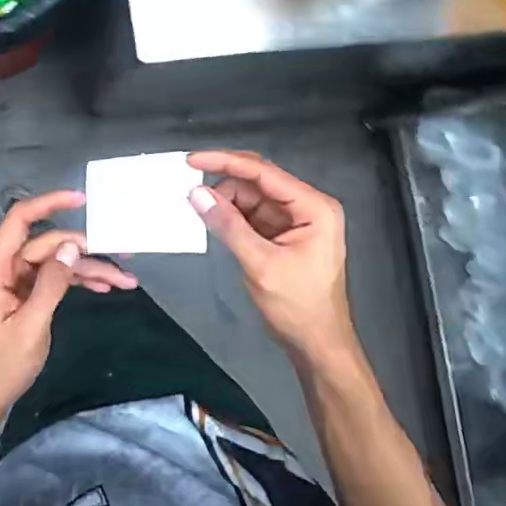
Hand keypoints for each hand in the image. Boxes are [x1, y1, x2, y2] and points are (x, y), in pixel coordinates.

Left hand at [0, 190, 136, 468]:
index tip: (81, 199)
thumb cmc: (1, 365)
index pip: (19, 222)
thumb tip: (71, 248)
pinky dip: (77, 282)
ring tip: (123, 280)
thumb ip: (51, 285)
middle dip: (83, 250)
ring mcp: (14, 282)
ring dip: (86, 269)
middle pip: (46, 245)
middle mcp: (4, 269)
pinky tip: (104, 286)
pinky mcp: (25, 296)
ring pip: (54, 263)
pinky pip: (53, 280)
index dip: (48, 204)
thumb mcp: (30, 326)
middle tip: (122, 257)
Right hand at [188, 151, 356, 364]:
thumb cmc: (298, 305)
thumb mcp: (259, 264)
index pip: (264, 173)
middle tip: (188, 186)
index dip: (226, 162)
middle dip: (223, 180)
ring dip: (223, 199)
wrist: (317, 344)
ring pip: (250, 195)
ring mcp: (293, 219)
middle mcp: (306, 206)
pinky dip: (229, 213)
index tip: (192, 161)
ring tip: (197, 208)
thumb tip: (196, 194)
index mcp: (313, 207)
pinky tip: (210, 216)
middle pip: (257, 180)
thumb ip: (228, 225)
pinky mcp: (280, 233)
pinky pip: (249, 212)